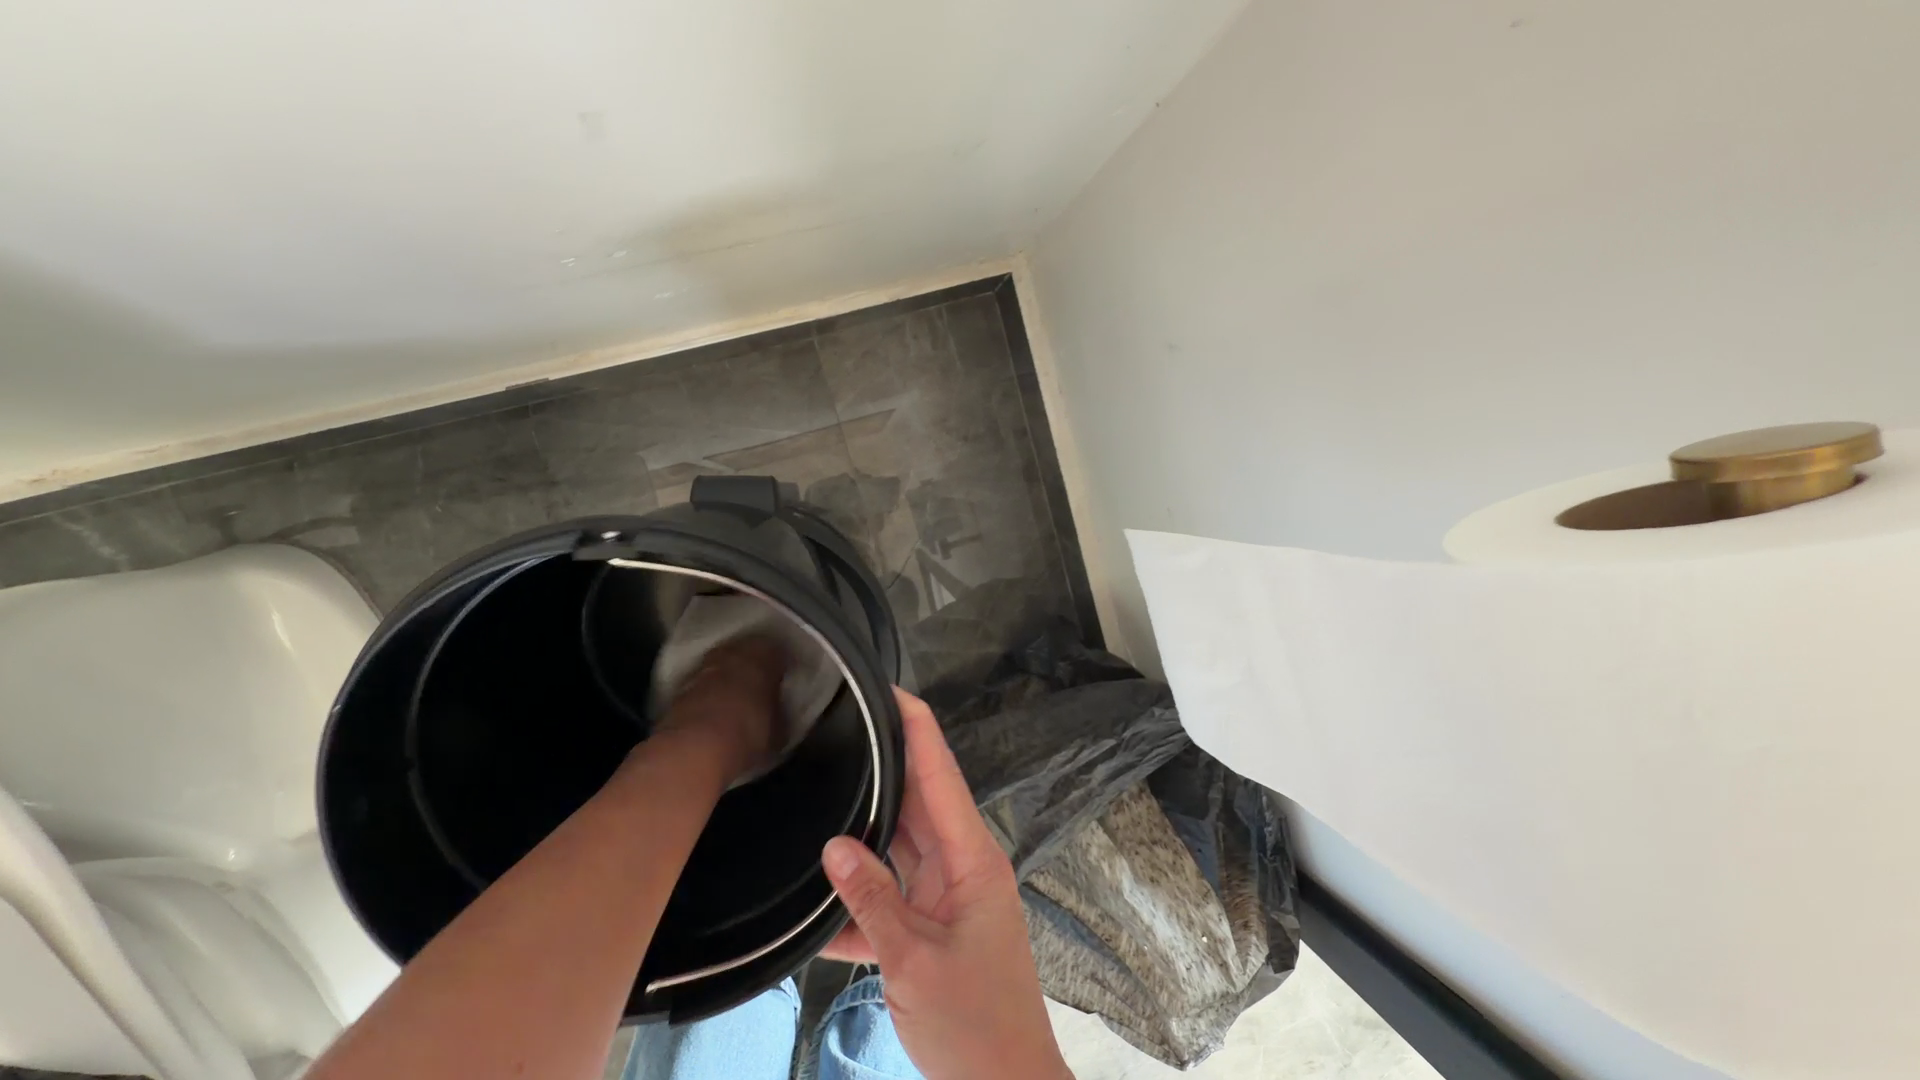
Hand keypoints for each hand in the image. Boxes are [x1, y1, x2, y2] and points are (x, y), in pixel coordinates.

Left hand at [648, 635, 787, 785]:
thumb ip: (781, 715)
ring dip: (727, 676)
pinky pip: (701, 684)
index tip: (785, 676)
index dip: (782, 664)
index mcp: (762, 657)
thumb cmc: (748, 734)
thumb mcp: (779, 731)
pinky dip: (708, 692)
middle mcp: (731, 655)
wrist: (694, 750)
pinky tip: (714, 709)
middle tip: (761, 681)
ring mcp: (702, 669)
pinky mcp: (680, 689)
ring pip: (720, 665)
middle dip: (752, 663)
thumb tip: (780, 714)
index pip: (777, 650)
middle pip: (744, 650)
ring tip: (735, 695)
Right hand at [820, 688, 1071, 1079]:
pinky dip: (857, 900)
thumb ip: (871, 899)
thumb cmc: (972, 1022)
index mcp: (971, 858)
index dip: (917, 729)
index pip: (942, 776)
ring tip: (817, 798)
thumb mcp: (913, 960)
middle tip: (834, 732)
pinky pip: (888, 895)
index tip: (890, 689)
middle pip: (916, 803)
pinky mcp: (929, 925)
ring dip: (862, 835)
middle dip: (880, 770)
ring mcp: (945, 895)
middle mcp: (961, 865)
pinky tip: (816, 906)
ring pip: (898, 846)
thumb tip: (834, 845)